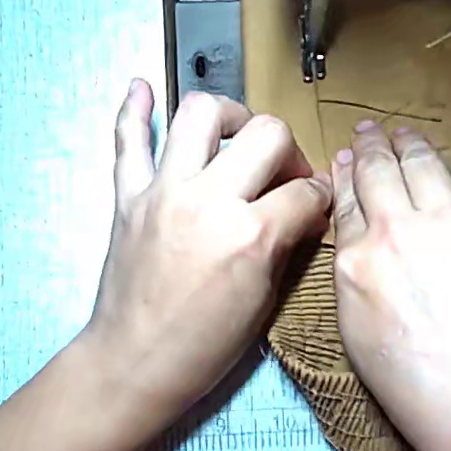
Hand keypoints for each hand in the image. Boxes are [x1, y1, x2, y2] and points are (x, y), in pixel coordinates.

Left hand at [77, 81, 331, 425]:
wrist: (135, 363)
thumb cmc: (205, 348)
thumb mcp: (264, 303)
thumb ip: (285, 246)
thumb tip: (302, 213)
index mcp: (251, 235)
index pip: (305, 191)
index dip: (321, 197)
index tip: (318, 204)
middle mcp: (209, 200)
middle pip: (267, 135)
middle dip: (289, 151)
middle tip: (285, 176)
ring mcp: (164, 191)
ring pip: (201, 113)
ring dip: (231, 115)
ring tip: (238, 135)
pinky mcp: (129, 195)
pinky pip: (129, 138)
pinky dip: (134, 108)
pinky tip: (142, 87)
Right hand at [330, 121, 450, 450]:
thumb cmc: (413, 387)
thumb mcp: (358, 336)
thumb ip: (355, 283)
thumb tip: (360, 252)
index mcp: (354, 261)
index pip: (347, 204)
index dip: (347, 175)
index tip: (348, 157)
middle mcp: (395, 230)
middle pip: (380, 173)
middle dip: (373, 146)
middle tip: (373, 130)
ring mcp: (450, 221)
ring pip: (425, 164)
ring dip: (415, 144)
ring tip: (409, 134)